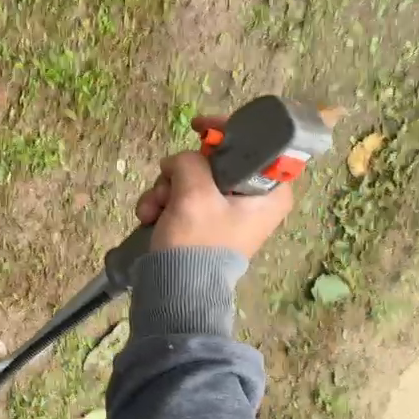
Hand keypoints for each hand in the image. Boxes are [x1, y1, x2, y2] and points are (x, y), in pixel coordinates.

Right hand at [135, 115, 294, 258]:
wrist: (176, 292)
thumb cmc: (195, 243)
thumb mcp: (193, 195)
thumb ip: (189, 164)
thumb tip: (178, 160)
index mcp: (269, 191)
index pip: (255, 146)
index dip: (225, 132)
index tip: (197, 127)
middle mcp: (252, 201)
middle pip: (214, 165)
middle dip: (180, 173)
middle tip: (164, 186)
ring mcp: (225, 215)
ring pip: (191, 183)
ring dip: (163, 191)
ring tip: (150, 211)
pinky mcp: (202, 227)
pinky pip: (181, 202)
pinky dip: (161, 206)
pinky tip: (149, 219)